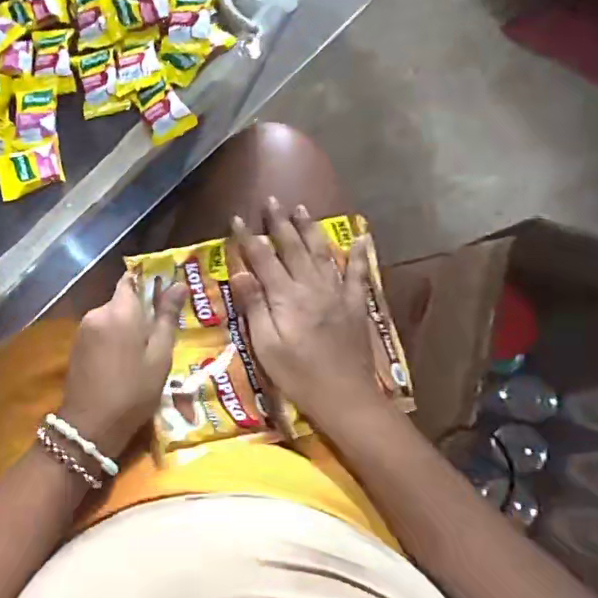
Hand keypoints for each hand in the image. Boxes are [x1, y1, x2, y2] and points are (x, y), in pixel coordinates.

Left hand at [59, 273, 187, 458]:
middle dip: (140, 311)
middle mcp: (98, 312)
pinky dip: (113, 339)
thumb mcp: (160, 356)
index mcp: (120, 311)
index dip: (149, 284)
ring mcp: (83, 329)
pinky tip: (125, 361)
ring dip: (126, 327)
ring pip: (111, 317)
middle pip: (122, 300)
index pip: (132, 280)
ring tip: (145, 352)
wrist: (90, 425)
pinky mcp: (76, 345)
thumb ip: (167, 317)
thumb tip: (179, 284)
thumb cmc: (134, 391)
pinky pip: (100, 331)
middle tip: (161, 333)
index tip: (165, 297)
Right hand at [228, 197, 383, 429]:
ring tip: (302, 209)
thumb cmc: (297, 375)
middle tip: (271, 201)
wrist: (345, 396)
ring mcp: (336, 294)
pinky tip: (361, 238)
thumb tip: (240, 272)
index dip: (248, 238)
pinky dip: (359, 254)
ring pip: (321, 253)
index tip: (236, 219)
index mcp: (286, 297)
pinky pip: (357, 273)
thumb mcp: (266, 345)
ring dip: (310, 230)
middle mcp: (311, 287)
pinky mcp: (354, 305)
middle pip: (293, 248)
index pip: (262, 259)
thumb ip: (254, 306)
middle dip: (280, 223)